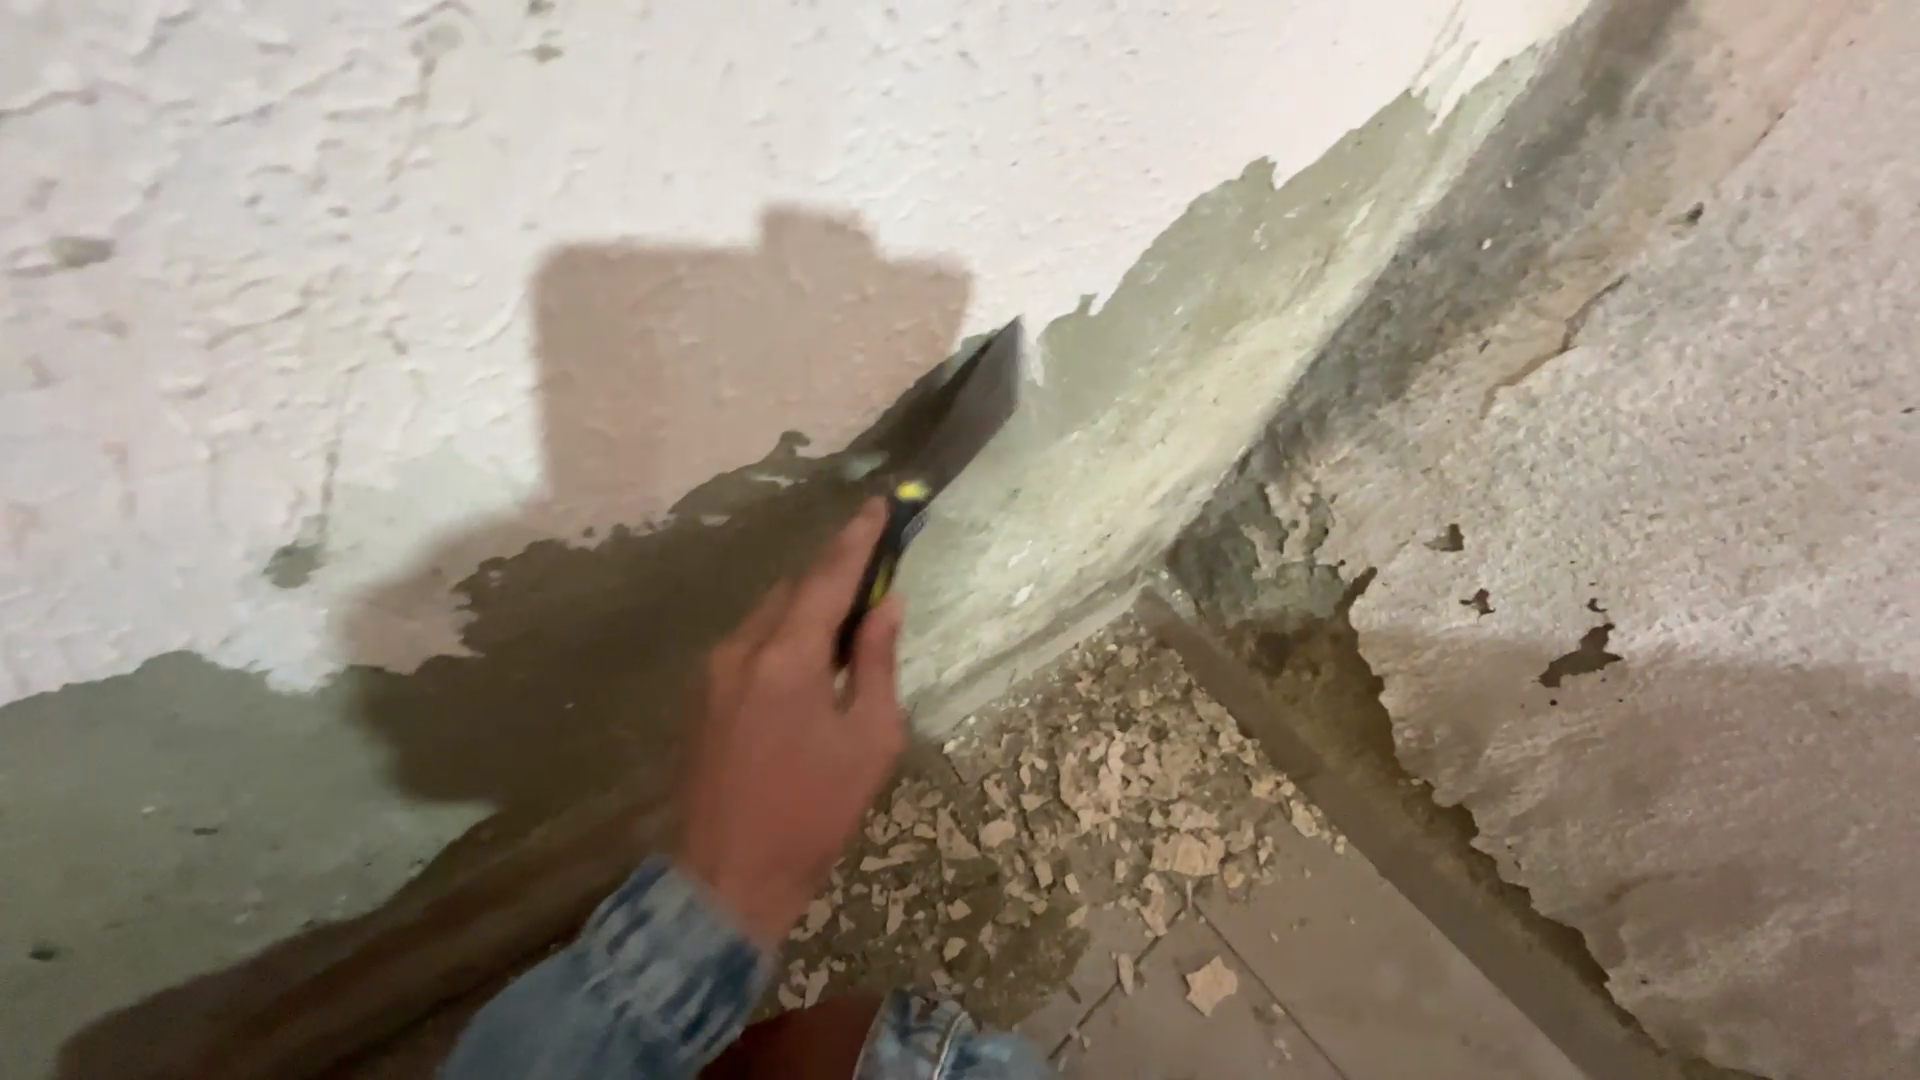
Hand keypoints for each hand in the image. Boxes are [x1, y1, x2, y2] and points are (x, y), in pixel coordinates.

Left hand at [678, 500, 906, 947]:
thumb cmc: (813, 815)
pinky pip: (749, 641)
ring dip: (807, 607)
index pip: (828, 577)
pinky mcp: (700, 693)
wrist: (725, 879)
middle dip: (834, 575)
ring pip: (768, 613)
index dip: (857, 538)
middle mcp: (740, 649)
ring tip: (846, 629)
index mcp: (786, 659)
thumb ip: (878, 662)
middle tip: (874, 581)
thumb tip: (887, 605)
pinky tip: (807, 663)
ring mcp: (712, 671)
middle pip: (794, 588)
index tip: (879, 505)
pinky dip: (783, 634)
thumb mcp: (869, 740)